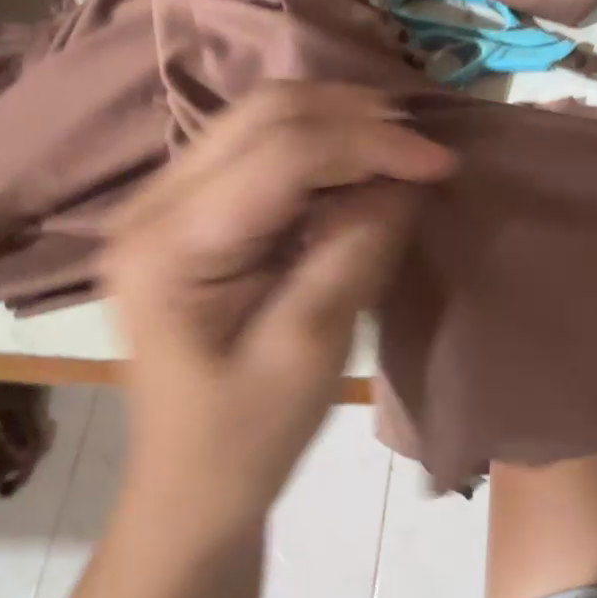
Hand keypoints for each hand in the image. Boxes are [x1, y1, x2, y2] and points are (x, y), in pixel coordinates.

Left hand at [101, 83, 454, 529]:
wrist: (191, 486)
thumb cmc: (247, 435)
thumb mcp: (312, 347)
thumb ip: (356, 249)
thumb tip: (407, 180)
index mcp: (171, 244)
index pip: (284, 151)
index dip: (371, 144)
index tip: (443, 163)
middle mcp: (153, 204)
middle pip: (266, 112)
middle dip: (358, 118)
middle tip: (428, 150)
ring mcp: (165, 203)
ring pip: (264, 117)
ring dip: (343, 123)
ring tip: (406, 153)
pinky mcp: (191, 212)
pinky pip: (263, 146)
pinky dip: (325, 145)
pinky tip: (366, 169)